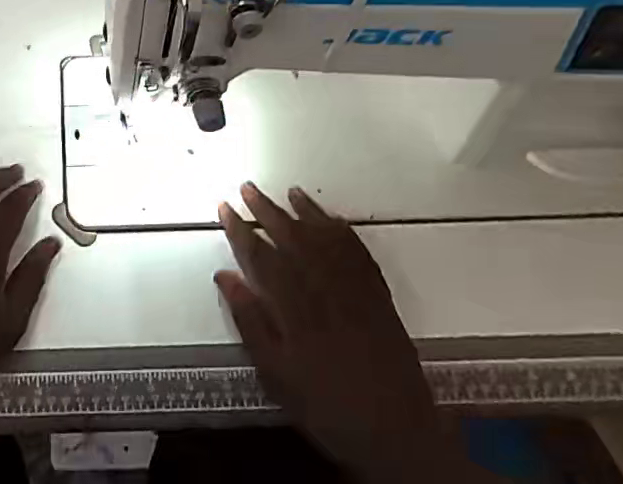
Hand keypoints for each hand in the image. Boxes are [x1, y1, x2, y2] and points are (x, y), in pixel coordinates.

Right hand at [217, 183, 477, 482]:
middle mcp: (325, 289)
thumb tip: (225, 276)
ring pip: (327, 239)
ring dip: (307, 212)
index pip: (260, 255)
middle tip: (248, 187)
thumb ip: (249, 321)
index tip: (224, 207)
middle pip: (292, 238)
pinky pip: (360, 254)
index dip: (239, 228)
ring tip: (290, 192)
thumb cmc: (327, 406)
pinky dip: (345, 233)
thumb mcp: (276, 373)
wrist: (398, 435)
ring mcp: (356, 291)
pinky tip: (334, 221)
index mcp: (295, 306)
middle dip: (267, 210)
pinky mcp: (380, 298)